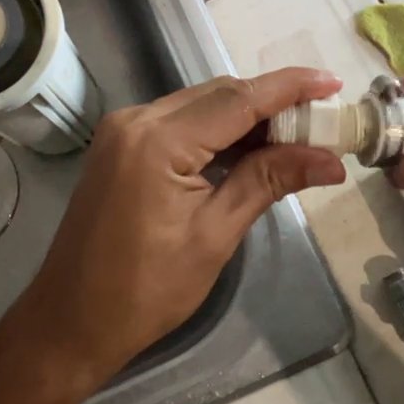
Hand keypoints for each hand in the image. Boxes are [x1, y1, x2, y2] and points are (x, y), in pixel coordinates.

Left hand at [10, 69, 348, 384]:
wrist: (70, 321)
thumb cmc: (146, 290)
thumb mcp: (215, 235)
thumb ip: (268, 182)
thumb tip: (330, 159)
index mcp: (158, 140)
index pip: (238, 99)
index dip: (289, 88)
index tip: (333, 82)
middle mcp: (136, 119)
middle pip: (219, 95)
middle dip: (273, 103)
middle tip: (322, 120)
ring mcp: (123, 129)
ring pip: (199, 105)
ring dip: (246, 116)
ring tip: (297, 135)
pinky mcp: (120, 144)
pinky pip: (179, 122)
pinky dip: (216, 130)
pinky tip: (249, 148)